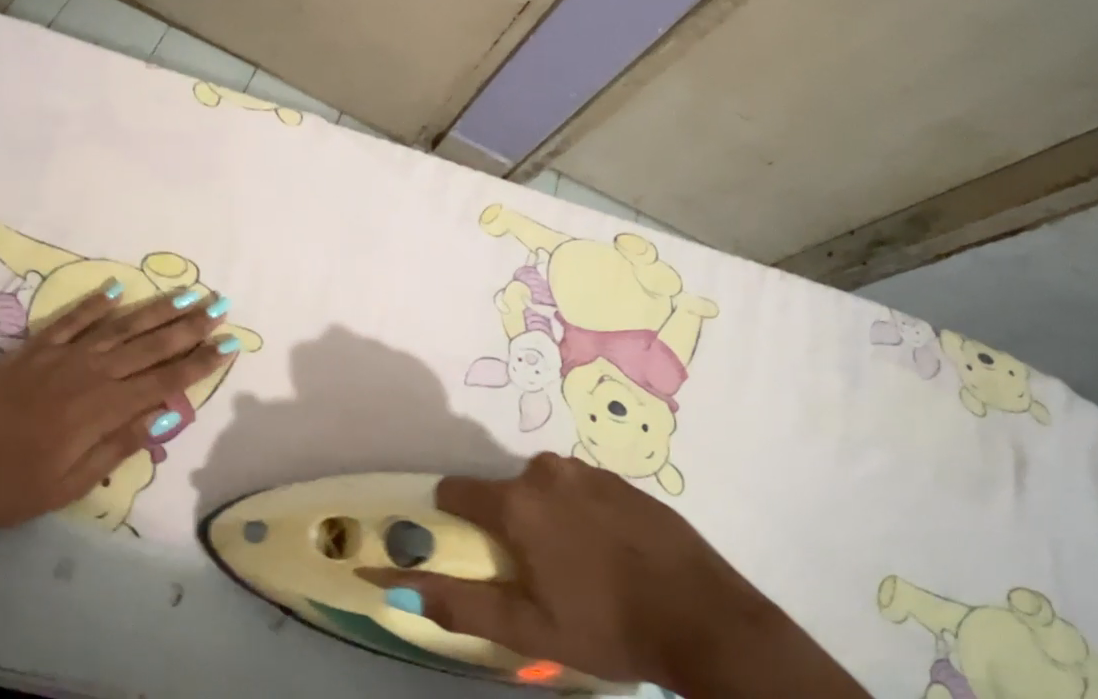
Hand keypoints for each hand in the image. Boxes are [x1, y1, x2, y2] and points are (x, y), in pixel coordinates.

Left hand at [0, 284, 231, 532]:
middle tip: (221, 305)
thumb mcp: (71, 483)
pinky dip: (95, 303)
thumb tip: (167, 414)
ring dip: (156, 309)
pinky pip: (71, 320)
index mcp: (103, 409)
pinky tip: (117, 289)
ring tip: (187, 293)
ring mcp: (60, 357)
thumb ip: (119, 445)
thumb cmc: (10, 487)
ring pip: (119, 327)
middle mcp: (89, 374)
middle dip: (190, 326)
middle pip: (150, 345)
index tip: (230, 344)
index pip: (165, 380)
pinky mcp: (32, 350)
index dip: (201, 362)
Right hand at [359, 455, 862, 696]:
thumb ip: (456, 602)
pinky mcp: (627, 480)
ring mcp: (592, 471)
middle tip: (535, 571)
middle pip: (505, 489)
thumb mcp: (526, 627)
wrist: (705, 620)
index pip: (456, 490)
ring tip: (577, 564)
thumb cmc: (606, 626)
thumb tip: (392, 584)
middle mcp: (548, 471)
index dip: (453, 518)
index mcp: (517, 501)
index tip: (471, 548)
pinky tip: (609, 552)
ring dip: (548, 515)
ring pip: (546, 486)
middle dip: (509, 522)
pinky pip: (583, 488)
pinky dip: (583, 512)